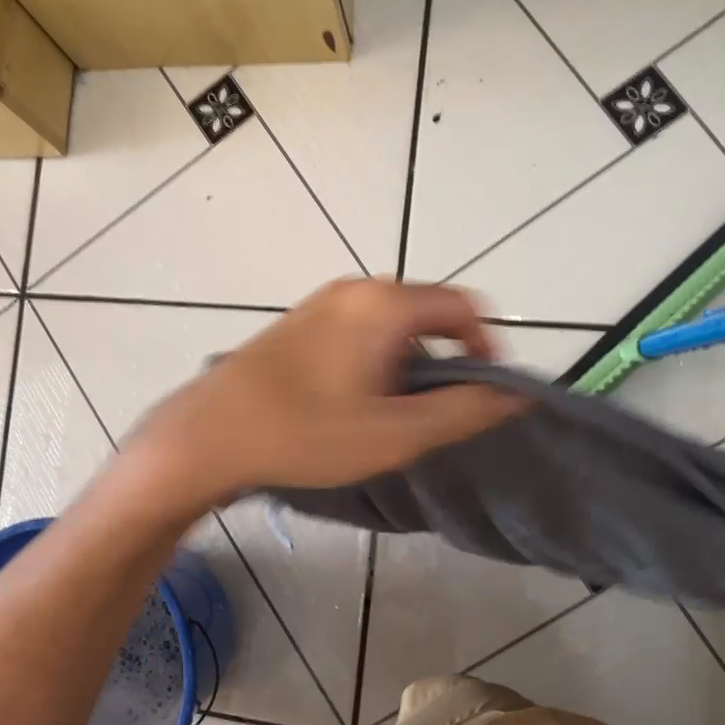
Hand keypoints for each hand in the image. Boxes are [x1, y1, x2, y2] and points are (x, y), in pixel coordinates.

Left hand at [124, 279, 524, 503]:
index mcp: (385, 304)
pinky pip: (356, 331)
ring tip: (389, 417)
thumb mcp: (395, 434)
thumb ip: (464, 412)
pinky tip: (349, 405)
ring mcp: (319, 304)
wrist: (208, 435)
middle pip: (425, 313)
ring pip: (389, 325)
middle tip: (432, 415)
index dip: (486, 348)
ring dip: (405, 365)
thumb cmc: (306, 435)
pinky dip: (372, 360)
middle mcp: (354, 290)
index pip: (463, 308)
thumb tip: (517, 395)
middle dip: (443, 361)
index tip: (483, 394)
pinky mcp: (295, 324)